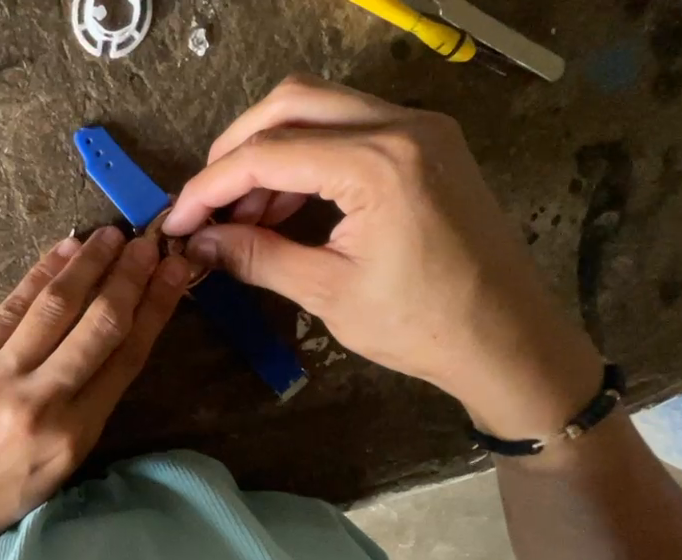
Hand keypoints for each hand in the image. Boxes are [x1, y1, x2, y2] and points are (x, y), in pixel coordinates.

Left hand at [0, 227, 192, 559]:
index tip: (174, 273)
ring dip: (88, 264)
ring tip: (110, 235)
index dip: (155, 308)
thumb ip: (88, 411)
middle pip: (98, 324)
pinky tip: (61, 252)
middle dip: (128, 276)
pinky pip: (9, 310)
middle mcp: (42, 401)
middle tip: (148, 242)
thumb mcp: (58, 469)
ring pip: (55, 307)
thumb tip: (115, 347)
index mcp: (75, 435)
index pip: (126, 358)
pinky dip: (38, 276)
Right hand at [162, 75, 602, 438]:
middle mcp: (401, 126)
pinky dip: (304, 160)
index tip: (176, 223)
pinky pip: (348, 130)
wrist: (505, 335)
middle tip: (205, 206)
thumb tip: (196, 244)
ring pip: (318, 109)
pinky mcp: (425, 146)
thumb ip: (256, 257)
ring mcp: (419, 129)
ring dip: (268, 154)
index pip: (268, 152)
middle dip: (234, 151)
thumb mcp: (326, 292)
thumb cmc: (419, 323)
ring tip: (241, 218)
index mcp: (378, 163)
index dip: (209, 187)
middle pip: (291, 103)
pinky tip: (282, 209)